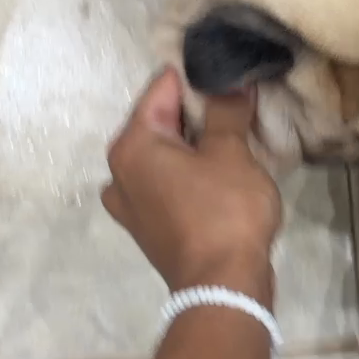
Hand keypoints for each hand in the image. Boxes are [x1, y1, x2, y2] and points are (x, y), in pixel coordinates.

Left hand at [103, 68, 281, 304]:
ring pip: (165, 157)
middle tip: (239, 105)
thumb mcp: (232, 153)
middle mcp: (119, 172)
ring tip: (234, 140)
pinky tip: (222, 176)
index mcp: (131, 145)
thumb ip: (228, 111)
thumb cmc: (224, 212)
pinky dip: (191, 175)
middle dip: (198, 113)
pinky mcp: (150, 229)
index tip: (232, 71)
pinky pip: (169, 186)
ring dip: (196, 146)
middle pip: (160, 123)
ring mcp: (131, 206)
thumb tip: (233, 83)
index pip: (163, 88)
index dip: (199, 76)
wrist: (223, 286)